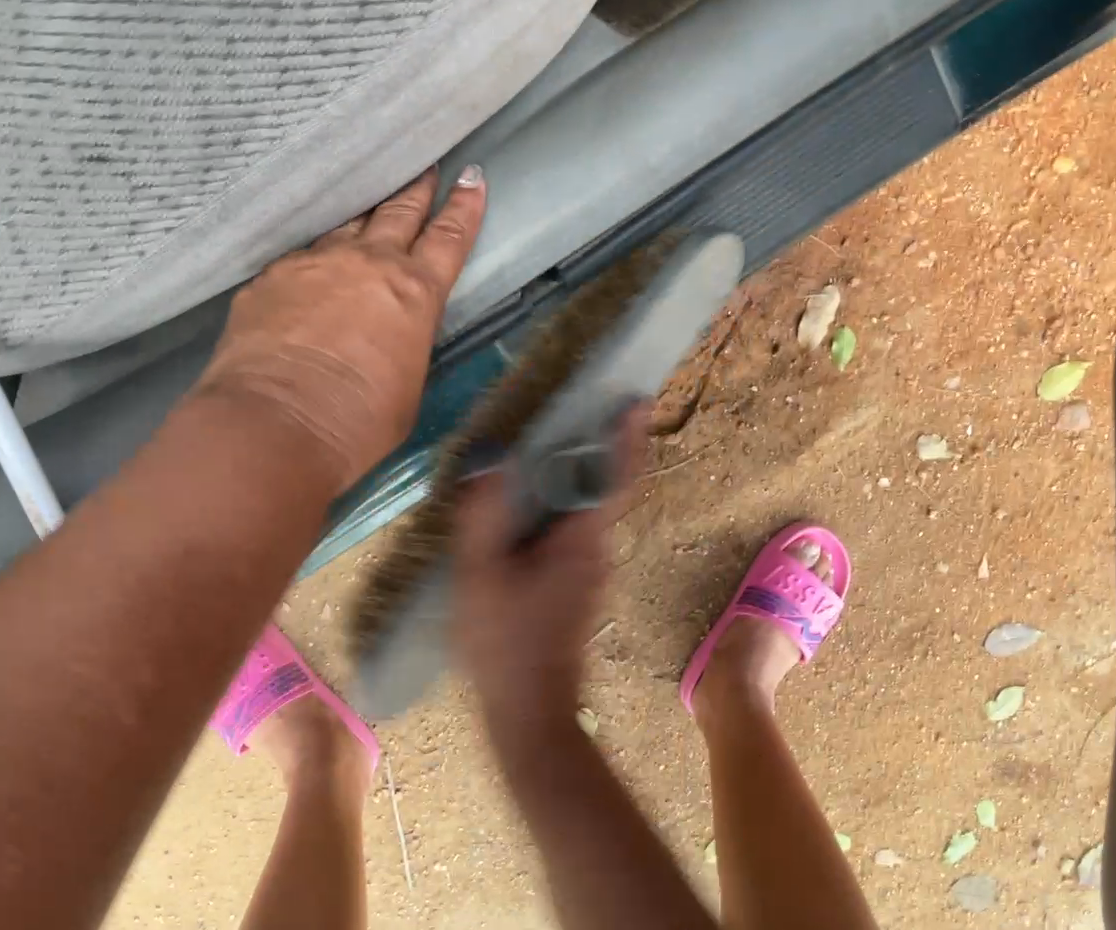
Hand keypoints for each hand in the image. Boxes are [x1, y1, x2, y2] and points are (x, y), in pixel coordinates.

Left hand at [194, 166, 485, 492]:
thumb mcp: (408, 385)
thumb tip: (389, 335)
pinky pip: (301, 258)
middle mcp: (367, 264)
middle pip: (398, 214)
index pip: (449, 239)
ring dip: (364, 216)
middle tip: (427, 169)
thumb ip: (404, 344)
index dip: (464, 207)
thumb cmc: (359, 421)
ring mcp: (314, 264)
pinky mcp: (270, 278)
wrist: (275, 422)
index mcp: (415, 292)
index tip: (471, 176)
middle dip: (417, 191)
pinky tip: (310, 270)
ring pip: (346, 227)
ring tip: (370, 207)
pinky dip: (315, 259)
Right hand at [453, 409, 646, 748]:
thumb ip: (484, 514)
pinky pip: (572, 531)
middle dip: (594, 446)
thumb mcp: (481, 574)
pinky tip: (524, 506)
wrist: (531, 715)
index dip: (627, 436)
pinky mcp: (577, 588)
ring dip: (572, 476)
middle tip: (573, 409)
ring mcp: (591, 572)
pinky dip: (558, 506)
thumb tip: (492, 457)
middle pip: (603, 487)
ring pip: (586, 510)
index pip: (617, 477)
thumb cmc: (505, 644)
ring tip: (539, 447)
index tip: (635, 400)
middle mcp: (598, 550)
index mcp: (583, 540)